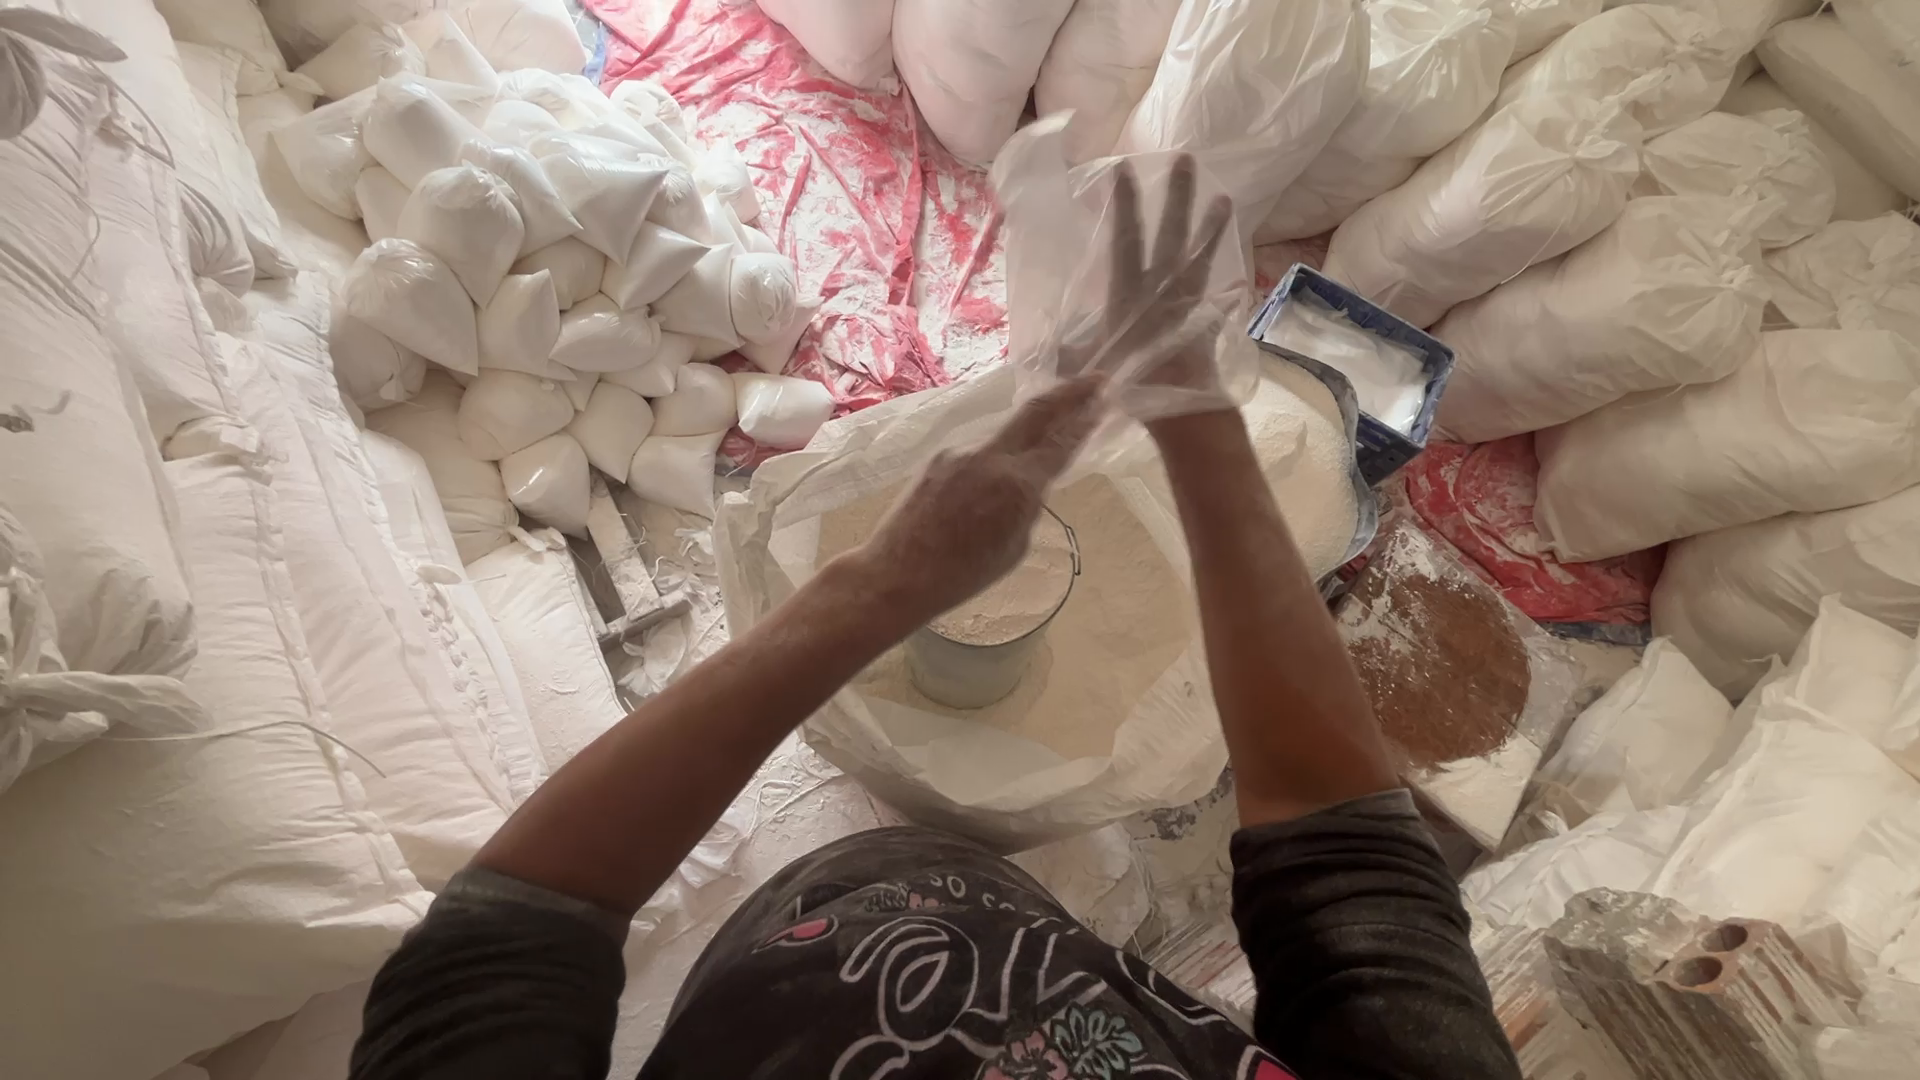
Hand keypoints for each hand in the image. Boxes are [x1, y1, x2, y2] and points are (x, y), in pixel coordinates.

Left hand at [850, 375, 1106, 626]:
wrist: (897, 573)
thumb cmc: (962, 576)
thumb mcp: (1014, 547)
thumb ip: (1029, 505)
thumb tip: (1031, 483)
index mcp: (1017, 485)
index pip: (1061, 442)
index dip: (1086, 418)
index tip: (1105, 398)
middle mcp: (990, 456)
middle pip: (1036, 411)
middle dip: (1069, 392)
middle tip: (1094, 378)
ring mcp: (960, 451)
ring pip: (1004, 431)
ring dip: (1028, 430)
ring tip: (1042, 437)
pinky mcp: (938, 456)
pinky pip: (977, 448)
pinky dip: (995, 454)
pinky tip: (992, 474)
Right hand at [1062, 154, 1234, 415]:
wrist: (1178, 406)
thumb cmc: (1130, 384)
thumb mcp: (1088, 366)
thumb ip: (1070, 354)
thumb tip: (1044, 352)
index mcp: (1129, 293)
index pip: (1126, 239)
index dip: (1125, 205)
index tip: (1124, 170)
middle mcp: (1161, 289)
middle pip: (1170, 235)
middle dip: (1176, 197)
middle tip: (1185, 159)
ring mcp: (1188, 302)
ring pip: (1201, 256)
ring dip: (1210, 227)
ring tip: (1224, 198)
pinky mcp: (1206, 321)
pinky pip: (1218, 298)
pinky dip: (1225, 292)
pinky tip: (1235, 282)